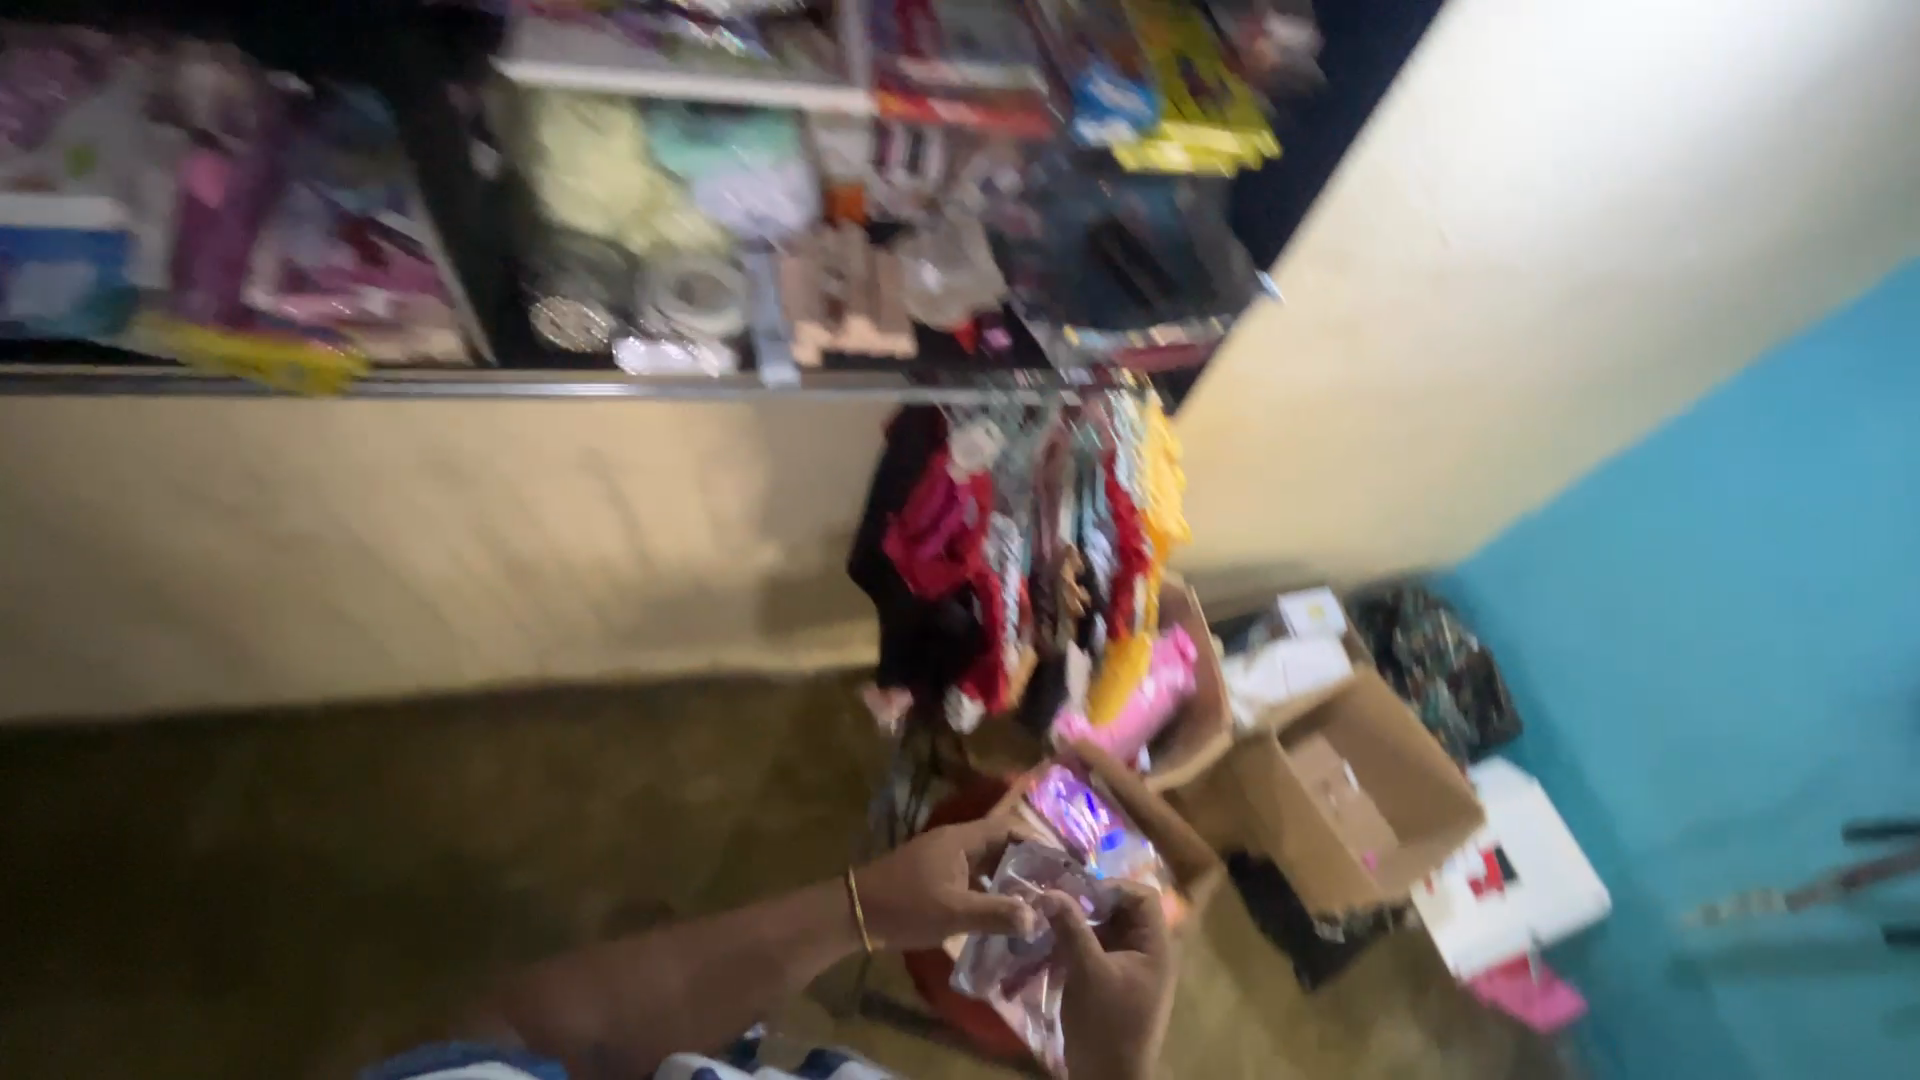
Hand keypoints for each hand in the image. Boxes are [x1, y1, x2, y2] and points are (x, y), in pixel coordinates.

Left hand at [855, 816, 1040, 951]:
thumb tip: (1038, 916)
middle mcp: (955, 842)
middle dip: (1026, 864)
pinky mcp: (935, 877)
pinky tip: (1002, 915)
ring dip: (1008, 879)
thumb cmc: (906, 906)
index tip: (1060, 866)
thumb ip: (996, 913)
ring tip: (1036, 903)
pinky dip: (989, 890)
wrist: (855, 914)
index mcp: (961, 839)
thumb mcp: (954, 912)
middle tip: (1054, 888)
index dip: (1036, 844)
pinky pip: (972, 877)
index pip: (1008, 829)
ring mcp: (943, 859)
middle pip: (999, 845)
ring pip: (986, 863)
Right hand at [1039, 882, 1175, 1079]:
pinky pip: (1095, 945)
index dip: (1113, 887)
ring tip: (1048, 915)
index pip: (1142, 897)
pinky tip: (1050, 938)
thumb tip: (1049, 890)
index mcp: (1155, 947)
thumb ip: (1072, 928)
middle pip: (1122, 908)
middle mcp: (1146, 951)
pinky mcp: (1110, 979)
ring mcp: (1128, 966)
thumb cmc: (1107, 1026)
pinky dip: (1075, 938)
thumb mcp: (1088, 973)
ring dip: (1079, 918)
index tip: (1079, 893)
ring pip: (1105, 926)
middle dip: (1089, 900)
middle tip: (1056, 898)